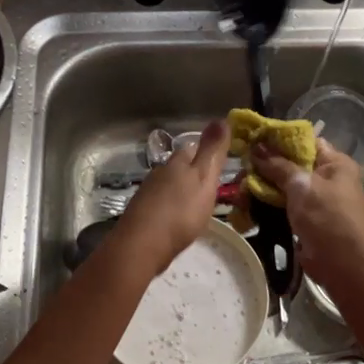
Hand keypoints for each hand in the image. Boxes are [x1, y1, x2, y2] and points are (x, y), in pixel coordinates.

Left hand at [118, 119, 228, 269]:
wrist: (142, 245)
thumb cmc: (180, 211)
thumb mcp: (204, 178)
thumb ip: (212, 151)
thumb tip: (221, 118)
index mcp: (177, 163)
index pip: (192, 148)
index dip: (205, 151)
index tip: (218, 159)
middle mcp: (160, 173)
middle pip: (178, 166)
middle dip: (192, 172)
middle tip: (210, 184)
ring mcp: (148, 194)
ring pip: (168, 185)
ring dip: (181, 191)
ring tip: (196, 203)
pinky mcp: (142, 215)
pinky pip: (161, 204)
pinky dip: (171, 208)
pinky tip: (177, 220)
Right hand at [252, 139, 363, 290]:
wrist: (345, 267)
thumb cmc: (328, 219)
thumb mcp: (302, 187)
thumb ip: (278, 165)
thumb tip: (256, 146)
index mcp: (335, 163)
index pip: (304, 141)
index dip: (278, 140)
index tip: (251, 140)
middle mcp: (328, 177)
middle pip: (292, 163)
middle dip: (266, 165)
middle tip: (240, 166)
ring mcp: (317, 199)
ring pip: (285, 185)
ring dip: (263, 185)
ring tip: (239, 186)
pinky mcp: (307, 219)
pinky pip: (285, 203)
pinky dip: (268, 202)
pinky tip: (246, 202)